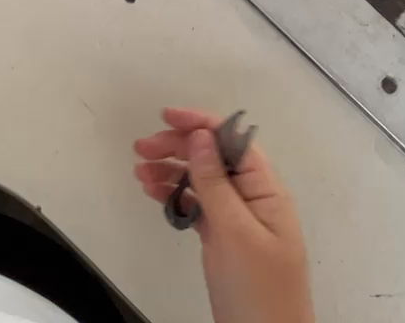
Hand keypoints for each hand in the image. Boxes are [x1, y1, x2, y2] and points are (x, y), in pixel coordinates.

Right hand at [134, 108, 314, 322]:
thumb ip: (215, 181)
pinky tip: (153, 193)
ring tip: (139, 174)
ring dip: (170, 171)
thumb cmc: (259, 288)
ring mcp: (236, 218)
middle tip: (140, 149)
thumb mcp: (235, 231)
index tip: (166, 117)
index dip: (200, 123)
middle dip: (177, 147)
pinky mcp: (222, 237)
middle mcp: (252, 197)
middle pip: (212, 157)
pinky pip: (196, 203)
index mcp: (265, 190)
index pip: (232, 140)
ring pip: (200, 179)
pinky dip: (174, 195)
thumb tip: (200, 135)